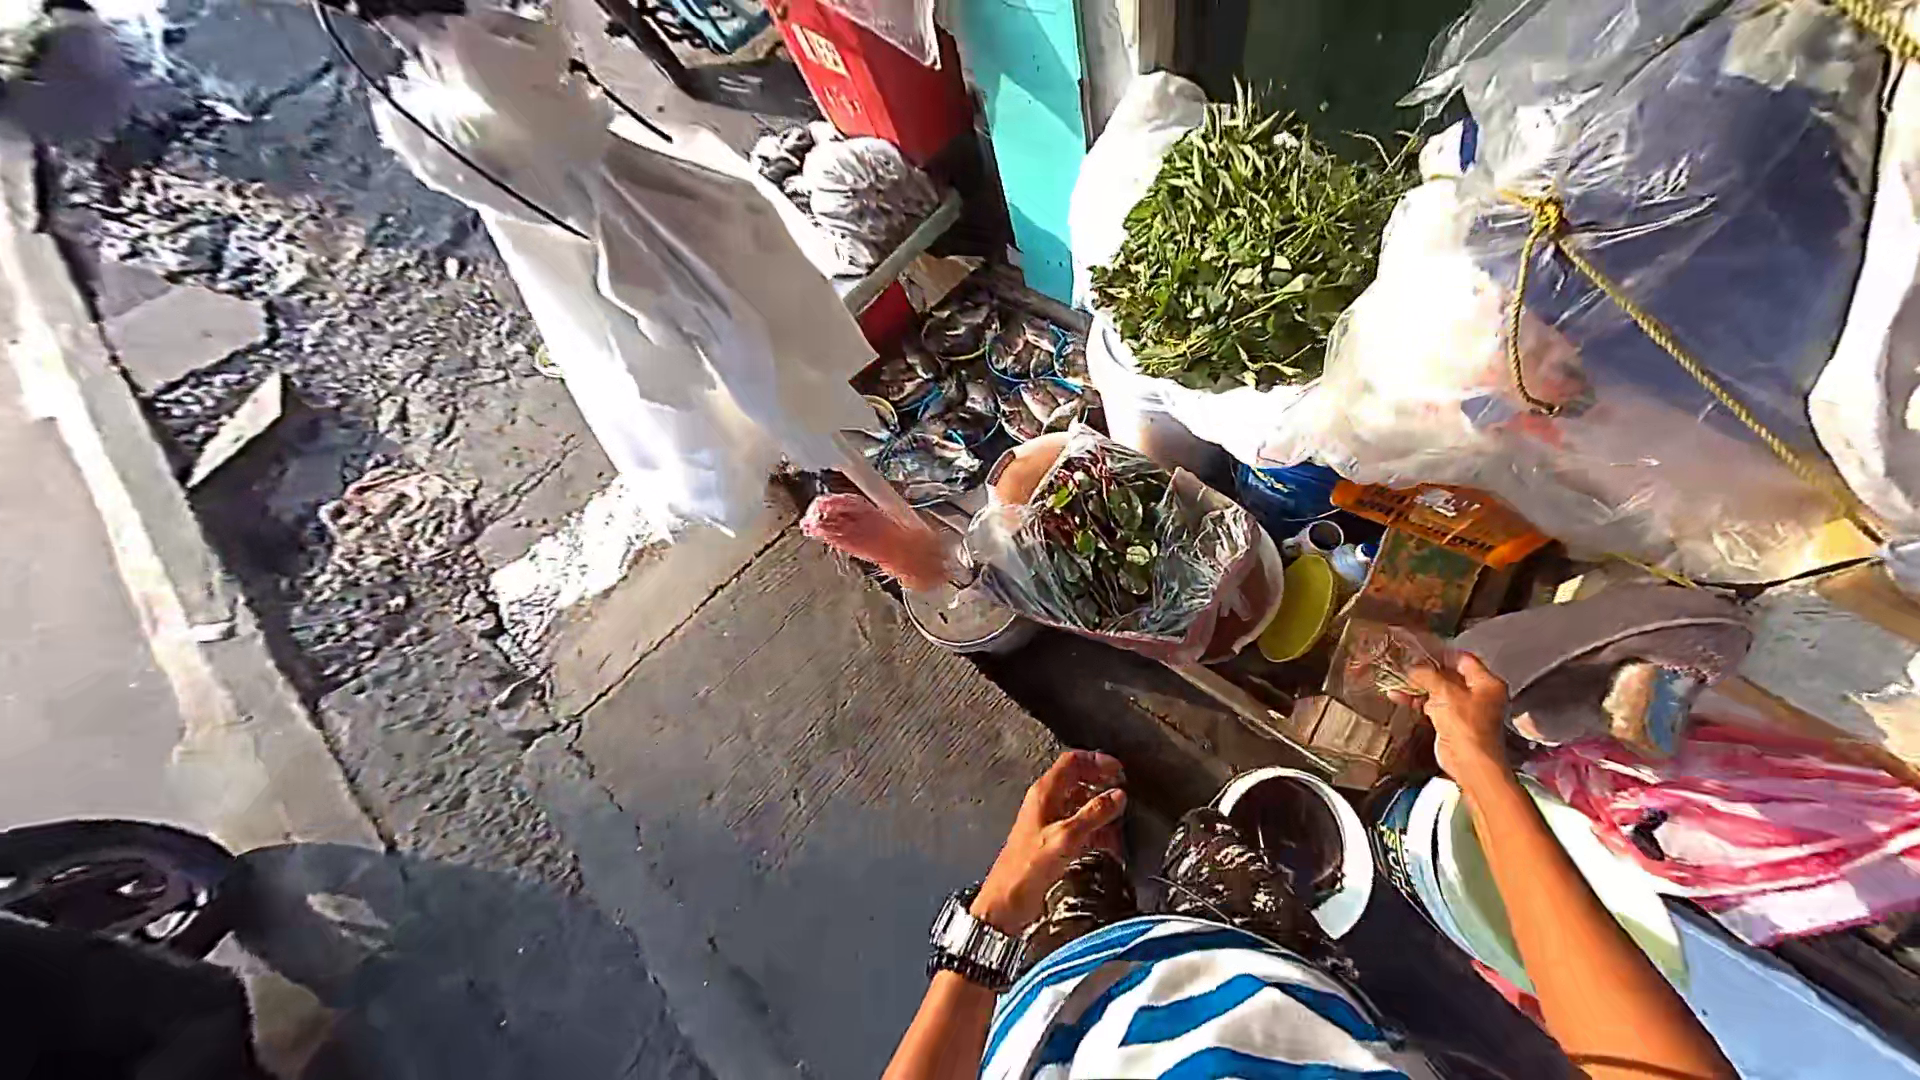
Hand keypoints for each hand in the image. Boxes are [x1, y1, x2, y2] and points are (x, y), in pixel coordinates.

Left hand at [973, 751, 1126, 933]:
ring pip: (1079, 802)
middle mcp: (1046, 801)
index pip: (1072, 761)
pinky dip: (1094, 827)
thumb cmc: (1028, 866)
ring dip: (1099, 807)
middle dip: (1100, 782)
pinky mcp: (1052, 839)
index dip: (1096, 761)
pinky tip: (1108, 839)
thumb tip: (1117, 796)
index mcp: (1044, 792)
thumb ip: (1093, 814)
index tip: (1117, 769)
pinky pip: (1077, 824)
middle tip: (1122, 789)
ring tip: (1119, 815)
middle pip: (1077, 779)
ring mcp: (1049, 819)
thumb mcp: (1067, 837)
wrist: (1008, 899)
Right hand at [1393, 651, 1511, 783]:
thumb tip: (1413, 669)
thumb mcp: (1444, 692)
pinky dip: (1415, 699)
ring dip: (1417, 685)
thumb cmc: (1466, 725)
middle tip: (1404, 663)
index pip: (1464, 659)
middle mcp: (1479, 694)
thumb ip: (1427, 675)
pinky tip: (1397, 696)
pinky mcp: (1451, 720)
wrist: (1469, 760)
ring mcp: (1465, 708)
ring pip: (1437, 689)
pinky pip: (1431, 703)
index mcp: (1487, 683)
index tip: (1420, 648)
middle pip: (1449, 674)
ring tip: (1396, 679)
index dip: (1441, 653)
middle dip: (1425, 670)